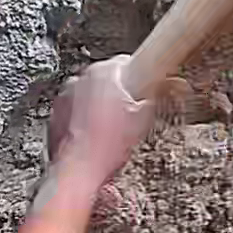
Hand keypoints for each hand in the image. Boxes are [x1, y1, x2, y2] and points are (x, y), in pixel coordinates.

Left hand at [48, 56, 154, 185]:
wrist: (77, 169)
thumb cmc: (108, 144)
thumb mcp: (145, 118)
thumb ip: (160, 95)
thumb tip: (177, 85)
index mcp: (103, 73)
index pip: (124, 63)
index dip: (137, 78)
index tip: (143, 89)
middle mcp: (80, 79)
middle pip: (105, 80)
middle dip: (117, 94)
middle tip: (129, 116)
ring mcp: (65, 96)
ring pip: (88, 95)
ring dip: (99, 106)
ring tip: (111, 130)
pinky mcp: (55, 114)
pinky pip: (74, 111)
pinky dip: (82, 120)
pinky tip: (93, 137)